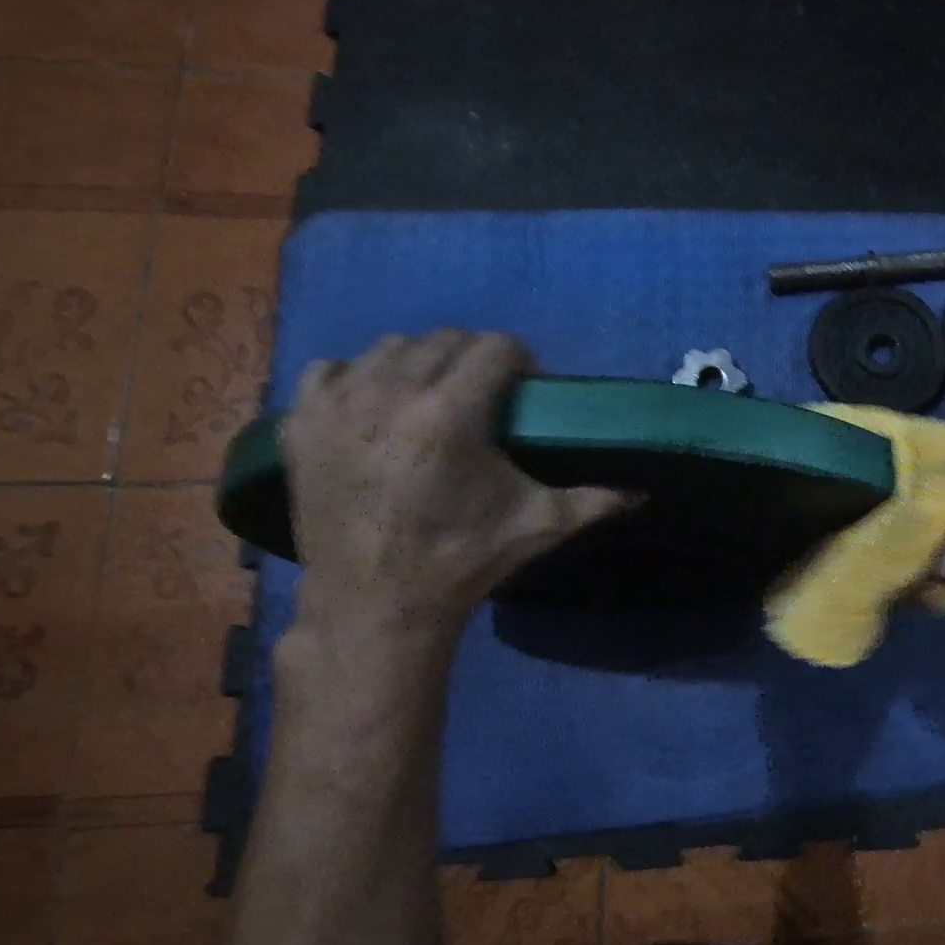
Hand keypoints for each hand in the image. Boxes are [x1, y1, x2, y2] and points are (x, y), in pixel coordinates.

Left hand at [282, 330, 636, 634]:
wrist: (377, 604)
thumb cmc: (464, 560)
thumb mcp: (539, 526)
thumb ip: (595, 501)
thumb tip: (643, 492)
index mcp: (452, 413)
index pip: (495, 347)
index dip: (520, 360)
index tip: (526, 386)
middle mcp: (392, 394)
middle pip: (445, 340)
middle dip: (474, 358)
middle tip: (486, 395)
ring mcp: (339, 405)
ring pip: (390, 347)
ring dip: (421, 362)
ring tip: (432, 398)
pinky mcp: (301, 424)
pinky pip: (331, 369)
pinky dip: (358, 378)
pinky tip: (374, 407)